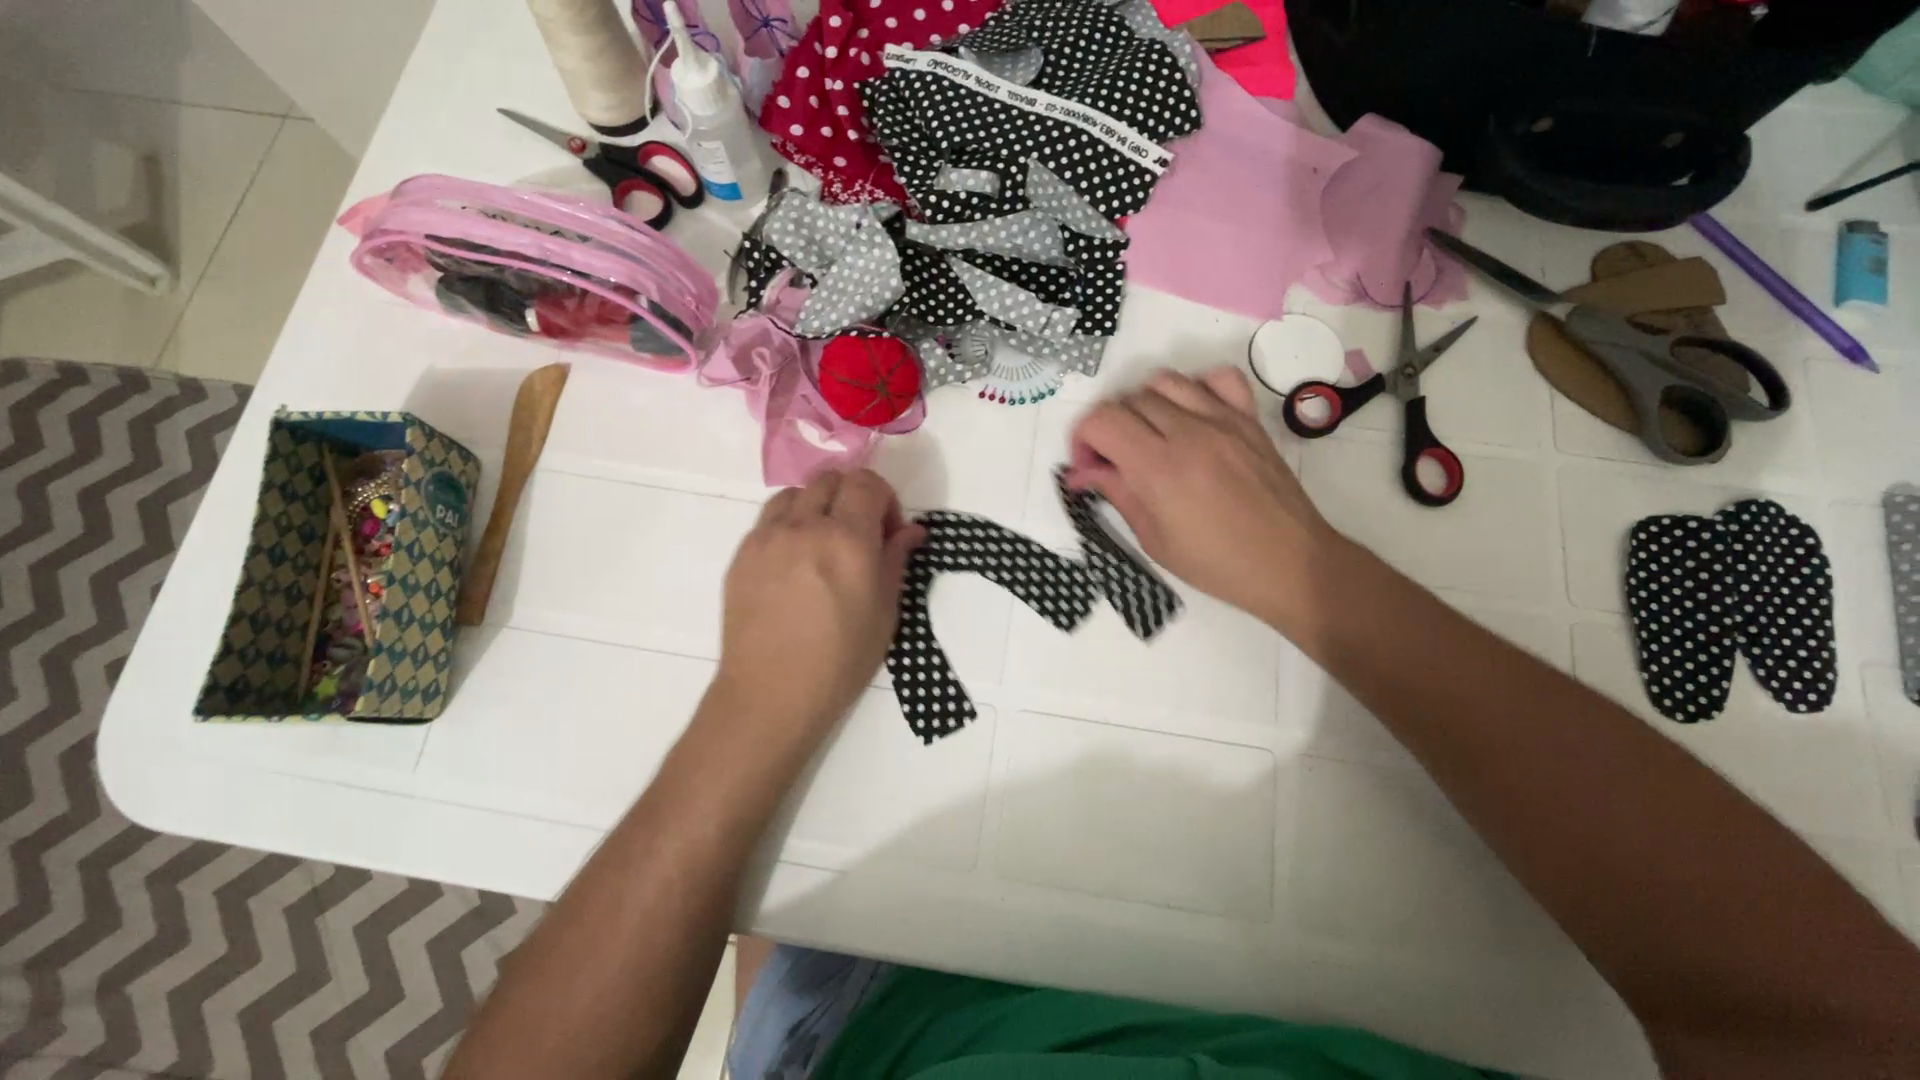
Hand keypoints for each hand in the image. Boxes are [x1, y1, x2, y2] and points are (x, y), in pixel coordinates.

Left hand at [714, 470, 924, 736]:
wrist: (771, 693)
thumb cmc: (839, 661)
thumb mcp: (884, 614)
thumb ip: (895, 561)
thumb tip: (911, 531)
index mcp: (848, 540)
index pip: (866, 483)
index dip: (884, 499)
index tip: (888, 532)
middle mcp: (805, 526)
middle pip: (831, 479)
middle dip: (852, 497)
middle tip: (859, 536)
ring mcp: (767, 537)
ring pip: (795, 493)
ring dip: (817, 505)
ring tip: (823, 543)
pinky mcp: (742, 554)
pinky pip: (769, 519)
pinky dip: (789, 525)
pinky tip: (795, 562)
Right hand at [1066, 367, 1342, 633]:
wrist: (1289, 564)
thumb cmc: (1217, 565)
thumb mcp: (1154, 540)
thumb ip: (1118, 494)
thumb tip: (1083, 473)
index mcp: (1159, 468)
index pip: (1101, 420)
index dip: (1082, 439)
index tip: (1088, 468)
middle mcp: (1188, 433)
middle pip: (1127, 400)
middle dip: (1109, 429)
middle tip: (1114, 463)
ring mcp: (1223, 420)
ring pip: (1164, 381)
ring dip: (1144, 405)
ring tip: (1149, 438)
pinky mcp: (1249, 420)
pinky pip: (1217, 378)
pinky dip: (1195, 388)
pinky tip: (1191, 416)